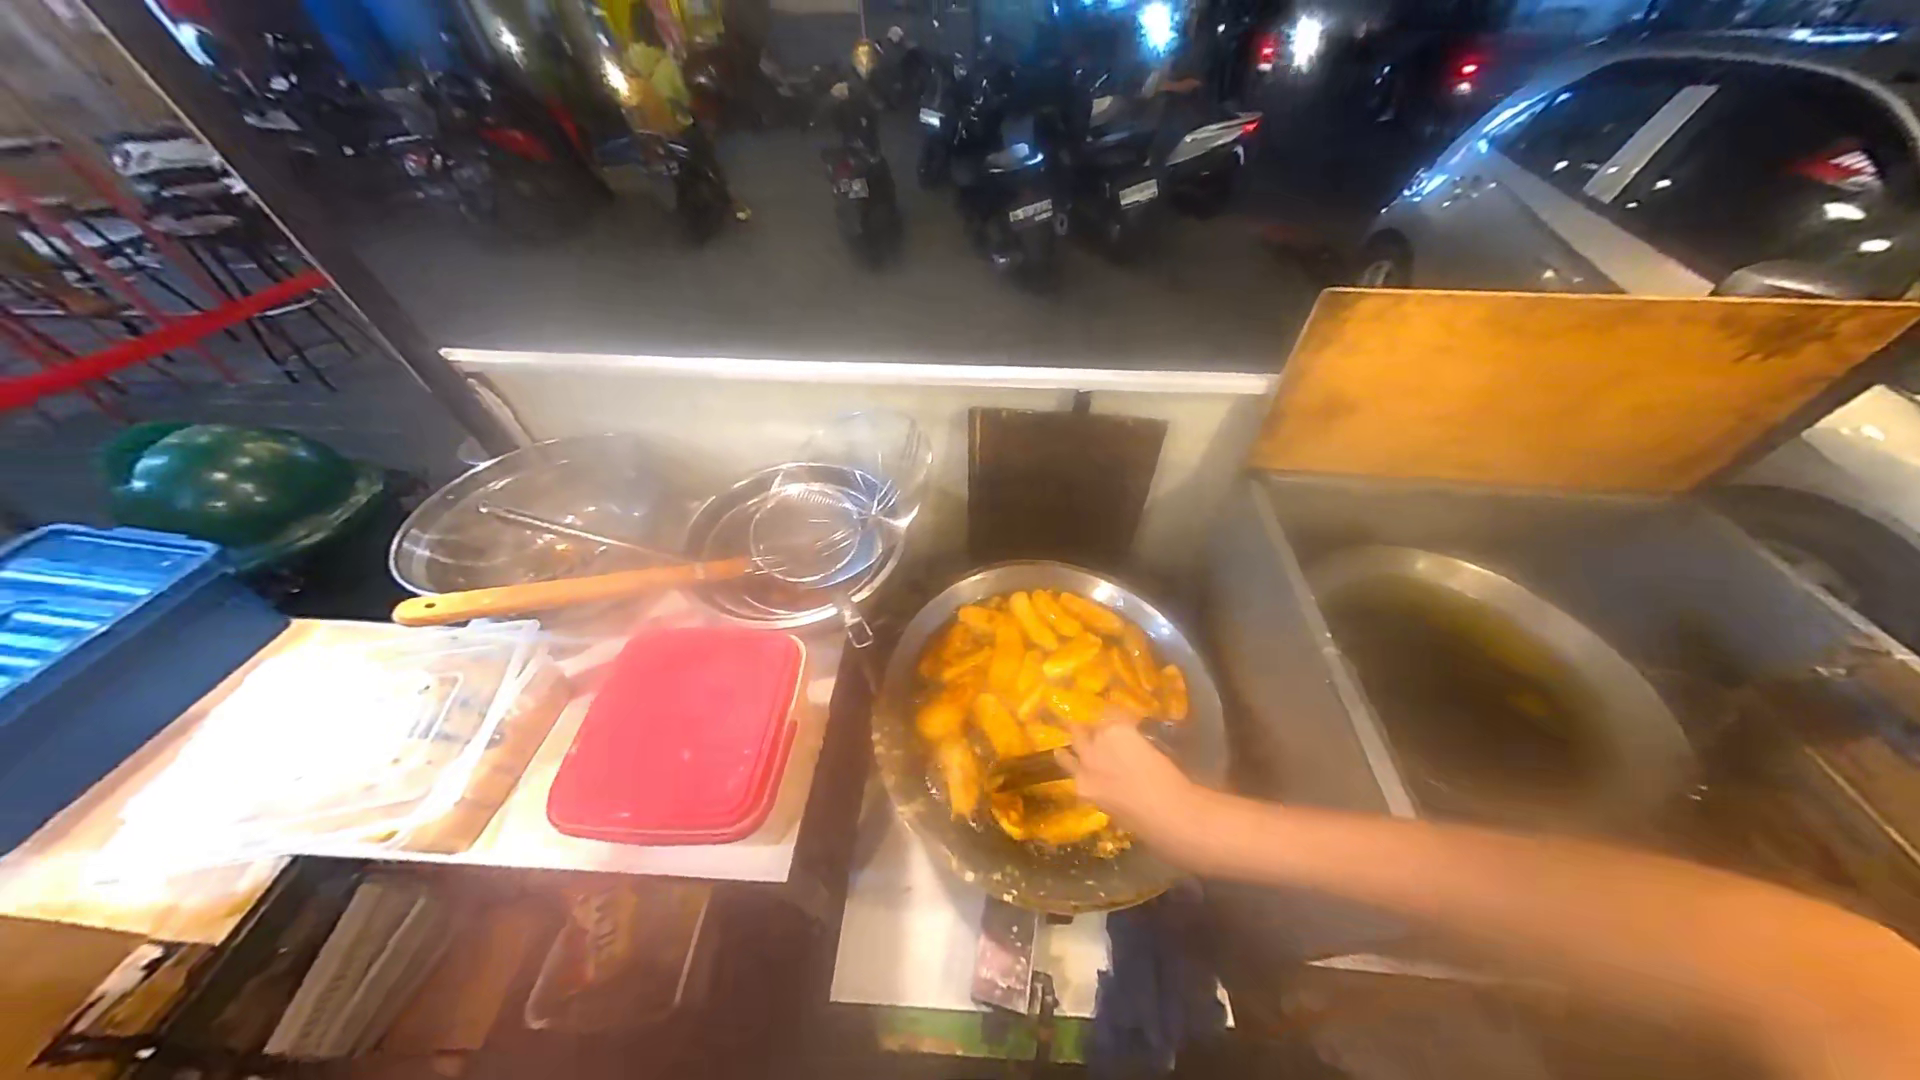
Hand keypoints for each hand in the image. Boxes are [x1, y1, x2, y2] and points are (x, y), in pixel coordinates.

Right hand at [1059, 721, 1204, 852]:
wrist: (1171, 812)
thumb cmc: (1148, 824)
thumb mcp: (1114, 810)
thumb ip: (1102, 789)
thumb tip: (1106, 778)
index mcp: (1083, 787)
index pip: (1066, 761)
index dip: (1069, 753)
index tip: (1070, 747)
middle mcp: (1086, 761)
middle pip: (1077, 735)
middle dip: (1083, 732)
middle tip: (1094, 729)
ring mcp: (1101, 742)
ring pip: (1096, 723)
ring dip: (1104, 725)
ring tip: (1117, 725)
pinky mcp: (1119, 729)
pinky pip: (1115, 716)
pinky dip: (1121, 717)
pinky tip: (1131, 722)